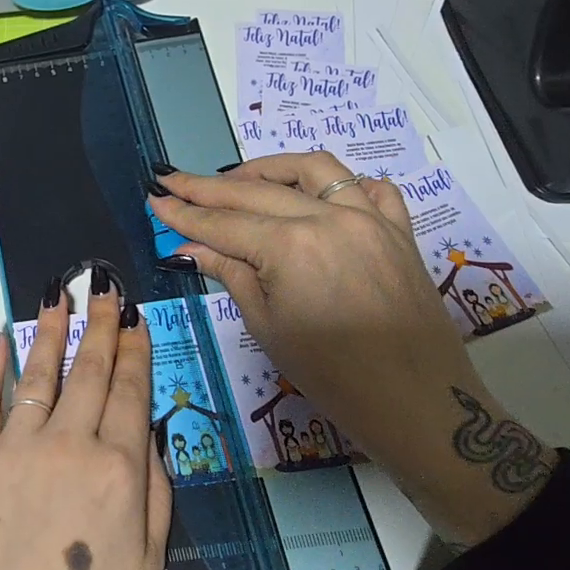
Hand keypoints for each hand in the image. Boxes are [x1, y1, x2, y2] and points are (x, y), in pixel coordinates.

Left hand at [0, 271, 169, 569]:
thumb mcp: (150, 557)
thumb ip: (155, 488)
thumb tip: (146, 430)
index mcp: (117, 466)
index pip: (129, 392)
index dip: (133, 351)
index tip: (134, 318)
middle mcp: (70, 442)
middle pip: (89, 371)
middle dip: (100, 324)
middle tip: (103, 286)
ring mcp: (19, 444)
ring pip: (40, 373)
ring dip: (50, 329)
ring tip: (57, 293)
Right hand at [150, 153, 555, 546]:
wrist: (415, 401)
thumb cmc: (330, 375)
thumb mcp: (267, 325)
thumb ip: (230, 274)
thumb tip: (190, 247)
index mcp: (289, 246)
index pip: (223, 222)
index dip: (184, 212)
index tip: (154, 196)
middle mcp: (328, 218)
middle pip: (256, 191)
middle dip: (208, 186)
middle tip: (173, 180)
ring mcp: (369, 218)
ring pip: (314, 170)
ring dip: (269, 168)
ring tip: (238, 178)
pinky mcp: (398, 230)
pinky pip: (369, 188)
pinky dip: (340, 183)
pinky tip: (317, 194)